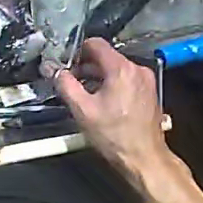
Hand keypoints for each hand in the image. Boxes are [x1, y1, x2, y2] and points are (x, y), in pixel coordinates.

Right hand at [53, 38, 183, 188]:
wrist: (143, 157)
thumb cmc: (114, 135)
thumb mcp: (81, 109)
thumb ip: (65, 84)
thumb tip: (54, 70)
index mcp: (121, 70)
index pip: (96, 44)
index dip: (77, 51)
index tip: (66, 64)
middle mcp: (137, 71)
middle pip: (105, 57)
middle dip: (85, 67)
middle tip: (70, 81)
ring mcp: (145, 81)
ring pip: (115, 69)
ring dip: (97, 77)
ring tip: (83, 94)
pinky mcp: (148, 92)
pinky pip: (124, 79)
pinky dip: (110, 85)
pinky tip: (100, 102)